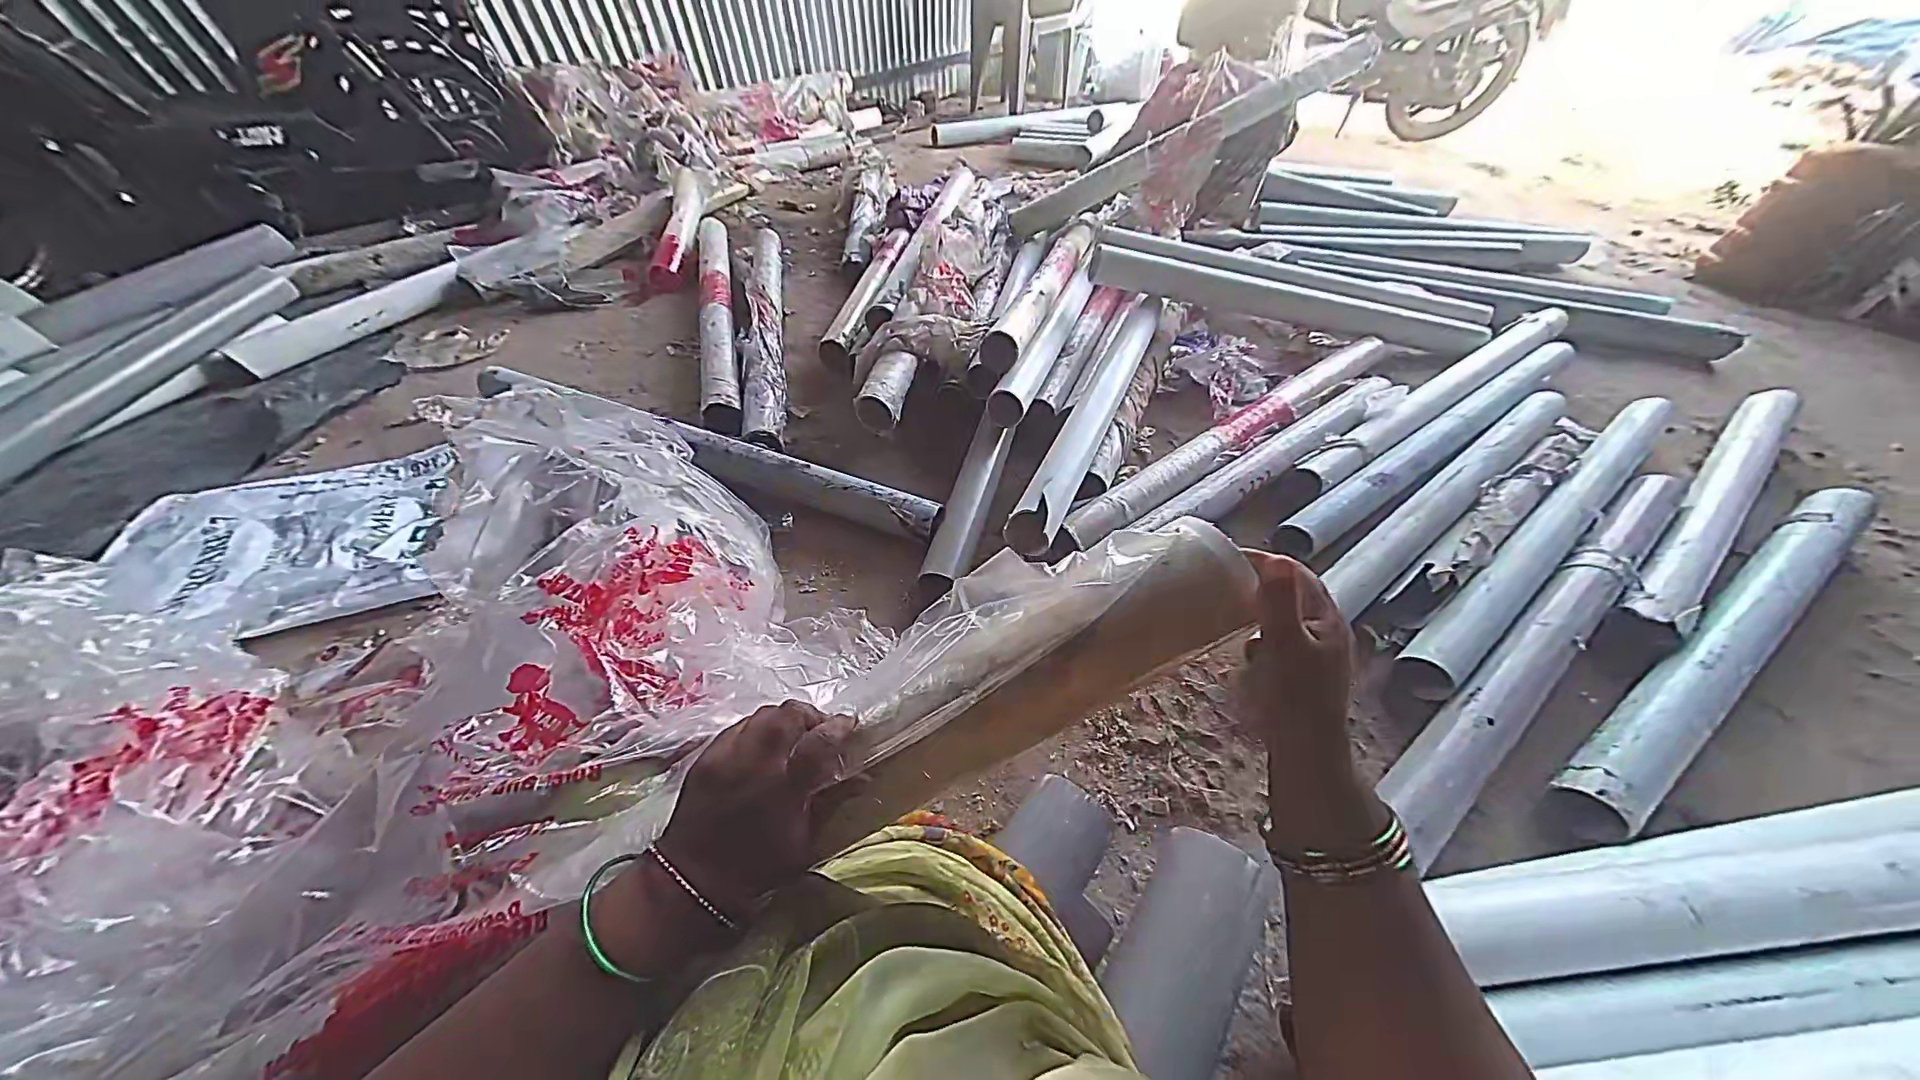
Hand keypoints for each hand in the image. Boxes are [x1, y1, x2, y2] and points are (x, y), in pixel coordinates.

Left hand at [655, 700, 860, 920]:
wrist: (691, 881)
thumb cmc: (757, 868)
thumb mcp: (804, 842)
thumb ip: (832, 802)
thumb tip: (863, 777)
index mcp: (784, 788)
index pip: (820, 741)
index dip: (840, 727)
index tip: (851, 725)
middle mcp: (755, 763)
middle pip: (789, 714)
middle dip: (811, 715)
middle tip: (819, 730)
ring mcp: (726, 756)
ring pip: (763, 713)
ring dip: (784, 719)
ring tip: (791, 736)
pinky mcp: (706, 756)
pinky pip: (738, 725)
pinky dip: (757, 727)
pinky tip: (762, 747)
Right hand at [1238, 553, 1383, 853]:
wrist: (1306, 750)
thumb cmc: (1295, 697)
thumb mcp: (1284, 645)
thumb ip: (1279, 603)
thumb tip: (1274, 560)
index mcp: (1326, 619)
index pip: (1296, 573)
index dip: (1265, 561)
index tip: (1229, 558)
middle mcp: (1327, 630)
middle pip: (1294, 591)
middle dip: (1262, 580)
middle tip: (1227, 577)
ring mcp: (1319, 651)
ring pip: (1289, 614)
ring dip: (1262, 605)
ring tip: (1233, 605)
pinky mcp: (1306, 670)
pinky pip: (1283, 636)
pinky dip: (1263, 630)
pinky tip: (1248, 645)